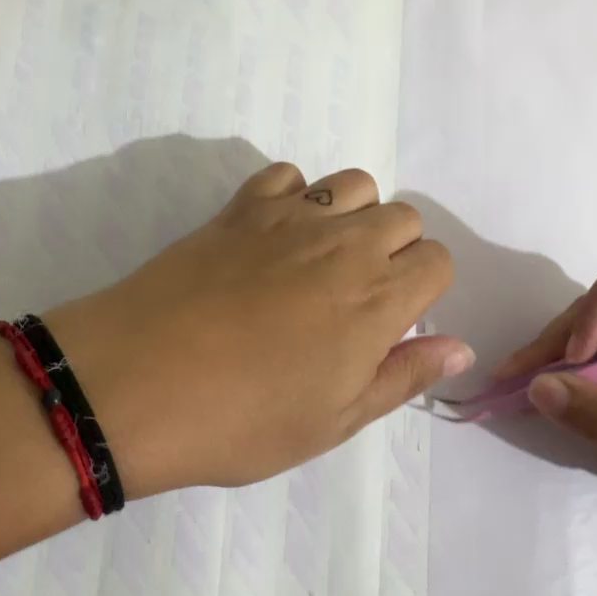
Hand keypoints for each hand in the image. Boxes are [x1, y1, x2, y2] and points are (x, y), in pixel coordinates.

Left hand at [44, 163, 470, 498]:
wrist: (136, 386)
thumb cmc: (245, 419)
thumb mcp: (336, 420)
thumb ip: (404, 375)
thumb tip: (460, 349)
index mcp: (379, 299)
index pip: (438, 261)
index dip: (424, 289)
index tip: (392, 322)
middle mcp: (347, 244)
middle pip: (404, 217)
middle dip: (396, 250)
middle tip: (356, 297)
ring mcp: (292, 218)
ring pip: (355, 184)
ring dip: (355, 215)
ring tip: (323, 258)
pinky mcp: (241, 208)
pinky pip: (289, 175)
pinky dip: (295, 196)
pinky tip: (274, 236)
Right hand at [494, 252, 596, 533]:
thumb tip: (539, 388)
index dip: (596, 309)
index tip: (576, 358)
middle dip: (560, 335)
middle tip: (516, 376)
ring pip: (589, 325)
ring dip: (553, 353)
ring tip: (513, 385)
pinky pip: (592, 355)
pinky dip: (562, 372)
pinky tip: (535, 392)